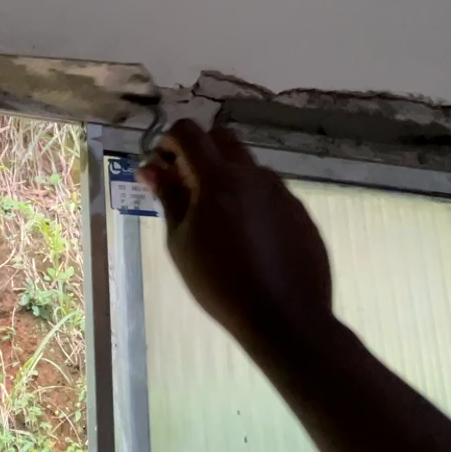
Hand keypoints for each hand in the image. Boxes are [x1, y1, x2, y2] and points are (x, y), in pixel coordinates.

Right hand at [138, 121, 333, 353]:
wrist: (285, 318)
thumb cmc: (218, 281)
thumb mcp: (180, 240)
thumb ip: (168, 196)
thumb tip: (151, 168)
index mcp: (218, 179)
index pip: (188, 133)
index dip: (167, 141)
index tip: (160, 167)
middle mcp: (253, 175)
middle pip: (221, 138)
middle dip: (198, 150)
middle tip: (185, 183)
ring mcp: (281, 192)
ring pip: (246, 165)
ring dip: (225, 175)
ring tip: (216, 217)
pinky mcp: (300, 212)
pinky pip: (268, 191)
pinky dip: (249, 198)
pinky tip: (246, 237)